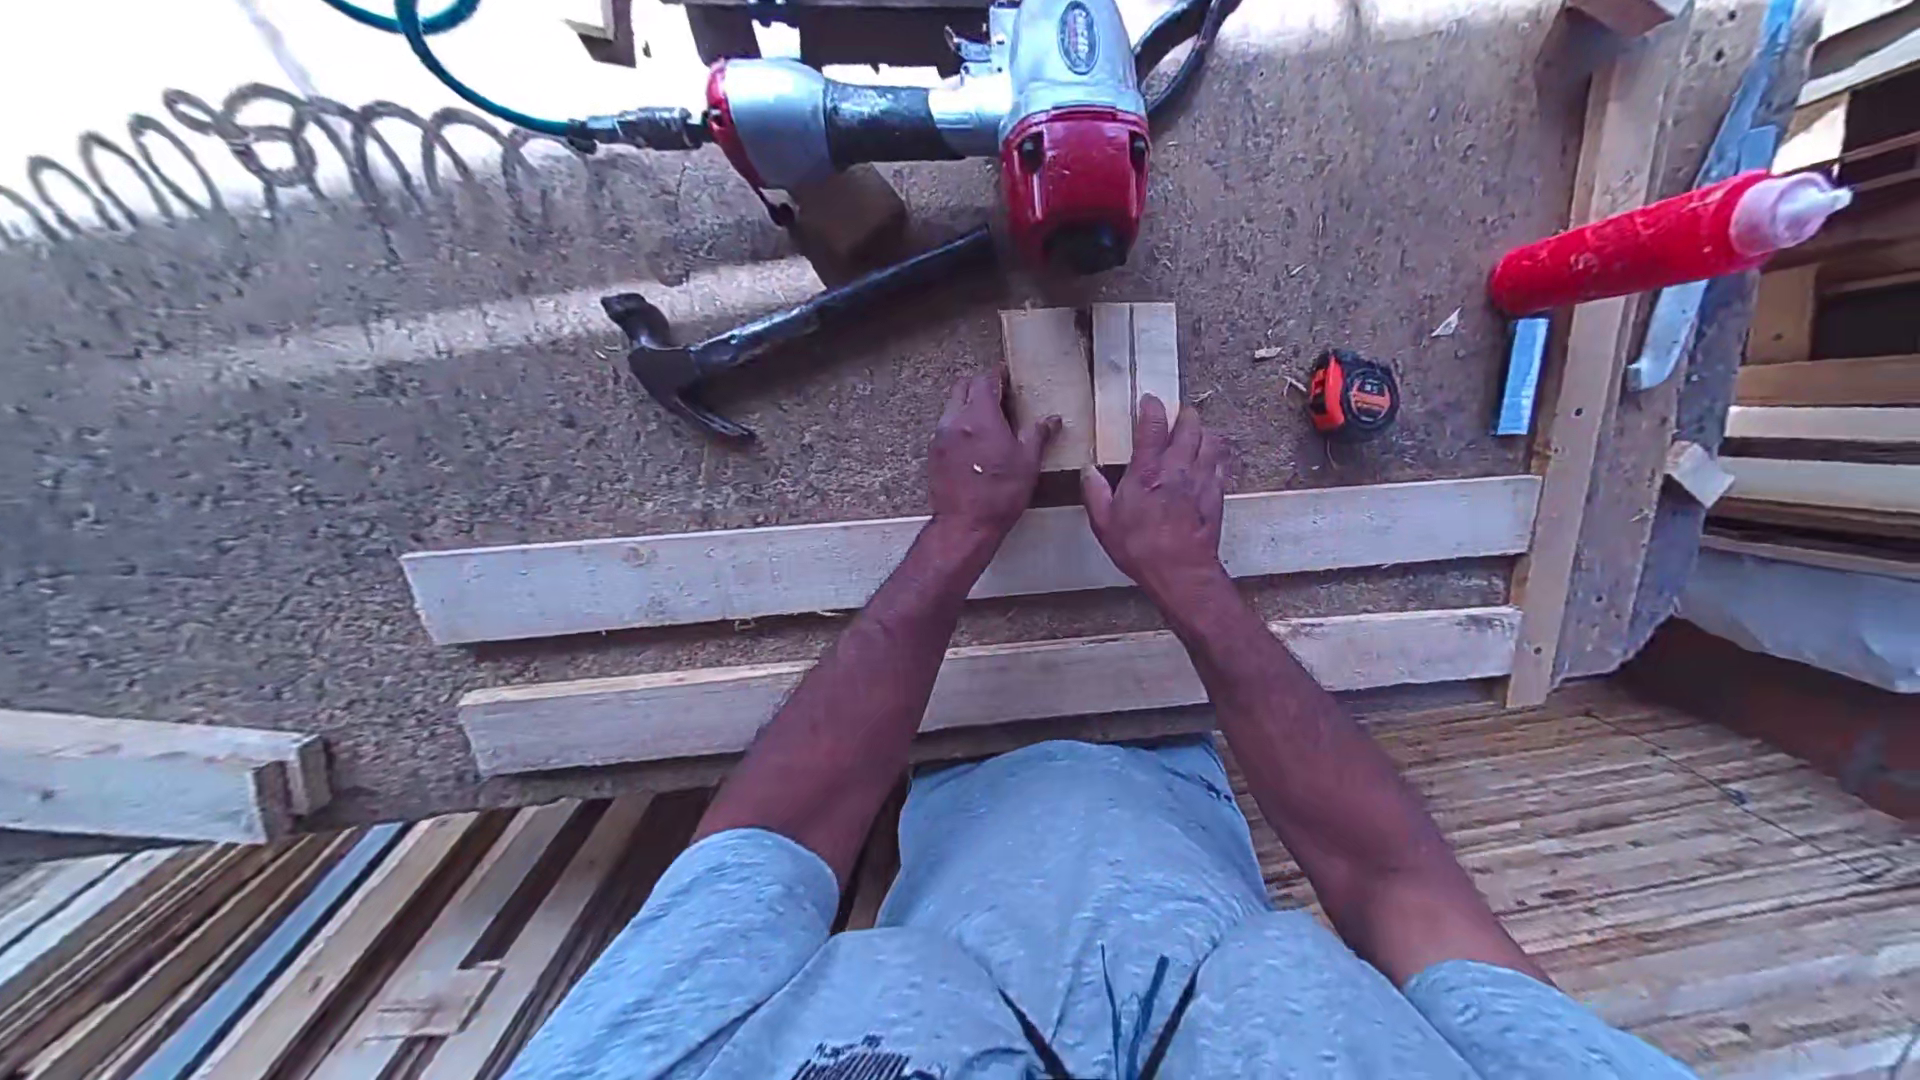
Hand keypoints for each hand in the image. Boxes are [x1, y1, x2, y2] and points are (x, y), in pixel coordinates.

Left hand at [928, 367, 1057, 538]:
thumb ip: (1038, 435)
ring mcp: (940, 438)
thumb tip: (1052, 420)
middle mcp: (955, 421)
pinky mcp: (934, 454)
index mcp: (980, 417)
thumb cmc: (999, 495)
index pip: (985, 379)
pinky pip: (946, 429)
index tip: (1006, 375)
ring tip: (989, 420)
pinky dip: (959, 426)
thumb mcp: (1028, 463)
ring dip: (969, 406)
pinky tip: (975, 442)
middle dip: (980, 386)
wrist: (965, 525)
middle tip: (999, 395)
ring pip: (952, 407)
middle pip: (963, 387)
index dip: (997, 374)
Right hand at [1080, 395, 1230, 609]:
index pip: (1153, 426)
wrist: (1180, 571)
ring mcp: (1201, 480)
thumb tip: (1088, 470)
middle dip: (1184, 415)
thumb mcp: (1104, 523)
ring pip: (1210, 441)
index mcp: (1147, 472)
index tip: (1150, 400)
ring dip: (1203, 432)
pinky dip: (1215, 455)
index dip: (1152, 408)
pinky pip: (1220, 464)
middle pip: (1189, 427)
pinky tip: (1209, 459)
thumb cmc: (1140, 548)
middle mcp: (1177, 469)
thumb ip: (1094, 492)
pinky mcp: (1216, 495)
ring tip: (1195, 431)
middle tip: (1178, 413)